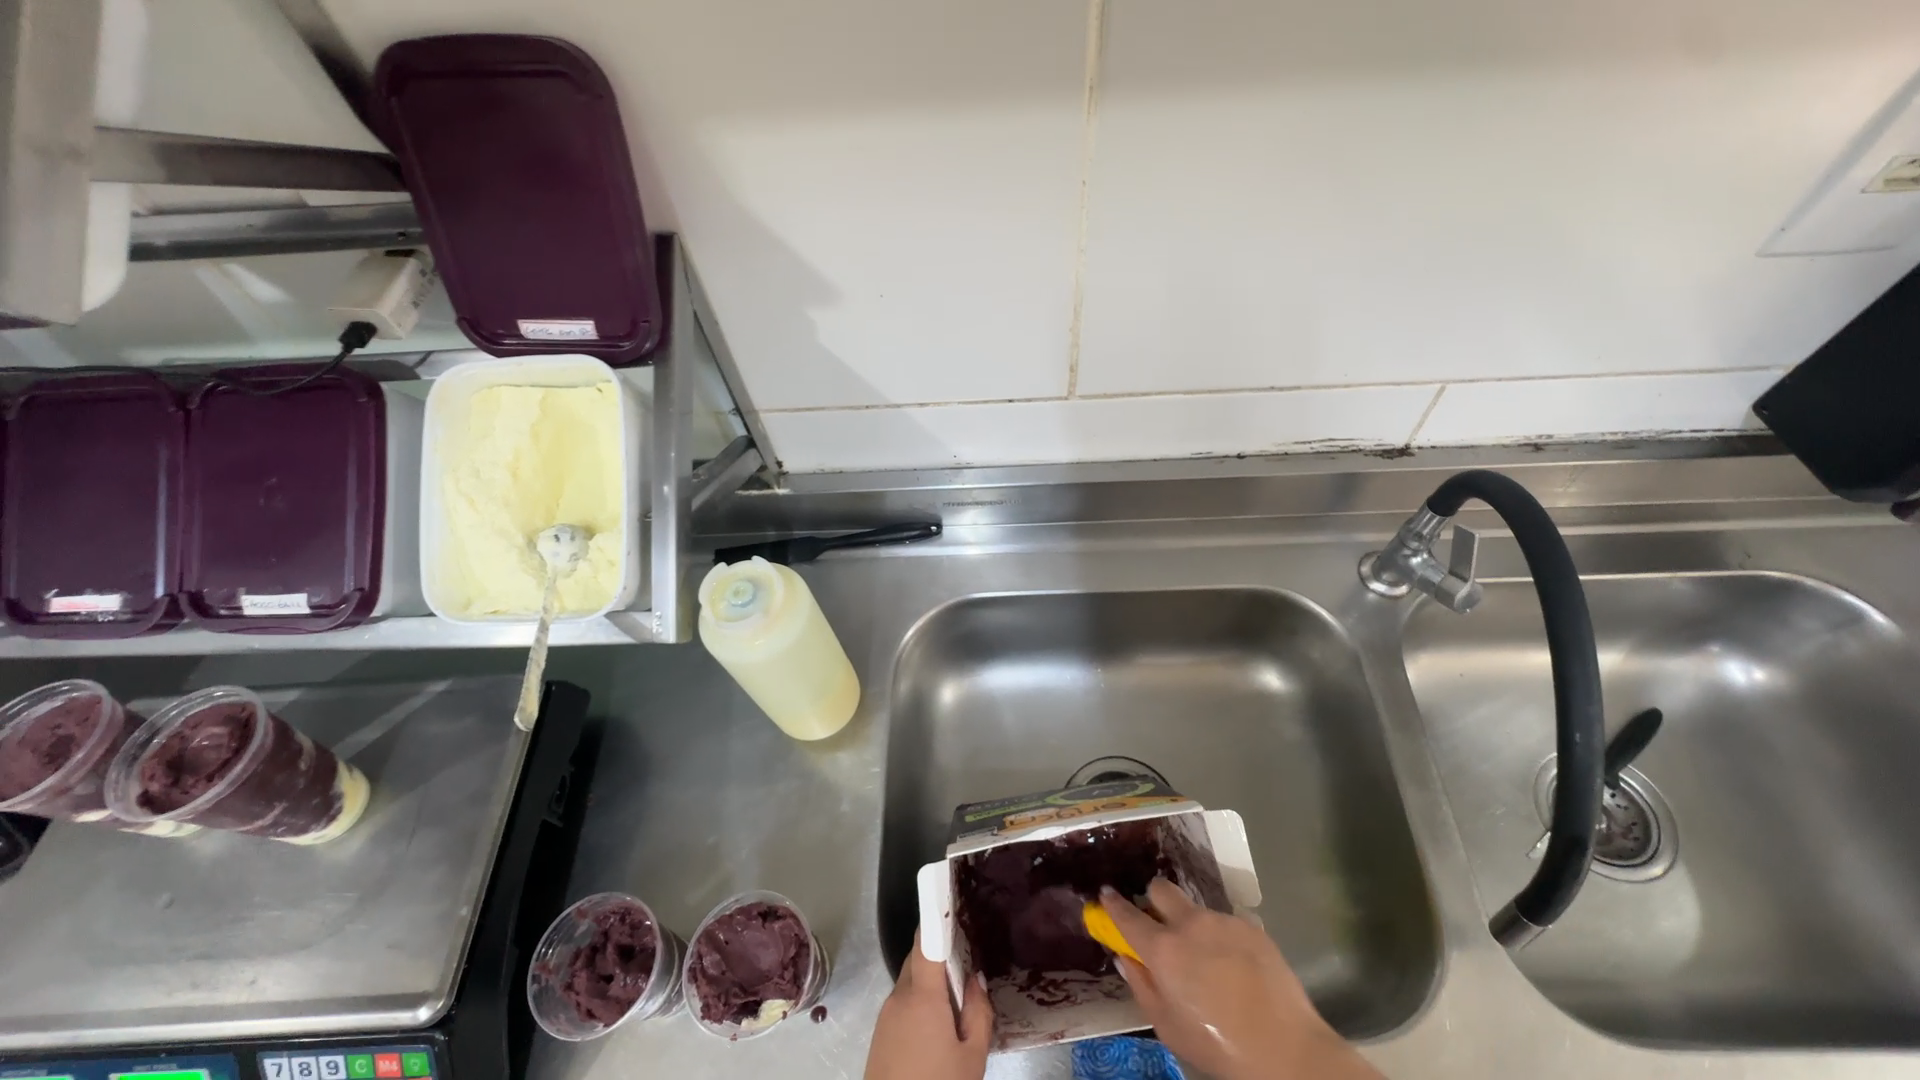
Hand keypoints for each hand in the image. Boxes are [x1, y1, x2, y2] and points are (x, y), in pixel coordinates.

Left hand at [864, 929, 993, 1079]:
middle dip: (939, 956)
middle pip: (917, 960)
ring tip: (957, 999)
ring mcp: (885, 1016)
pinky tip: (937, 1025)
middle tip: (967, 962)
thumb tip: (976, 979)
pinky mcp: (880, 1034)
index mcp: (922, 996)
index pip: (925, 942)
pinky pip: (902, 1004)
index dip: (939, 923)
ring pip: (909, 983)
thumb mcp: (973, 1056)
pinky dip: (918, 1002)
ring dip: (930, 982)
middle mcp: (898, 998)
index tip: (957, 913)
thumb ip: (979, 1013)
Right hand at [1101, 880, 1381, 1079]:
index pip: (1126, 914)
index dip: (1112, 903)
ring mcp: (1224, 922)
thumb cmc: (1217, 1045)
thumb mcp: (1166, 1025)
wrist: (1286, 1049)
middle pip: (1161, 888)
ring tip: (1207, 959)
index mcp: (1162, 949)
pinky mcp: (1252, 928)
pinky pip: (1225, 923)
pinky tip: (1234, 967)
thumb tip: (1124, 956)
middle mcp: (1190, 924)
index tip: (1105, 895)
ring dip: (1191, 924)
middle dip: (1153, 900)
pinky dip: (1221, 938)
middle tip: (1160, 926)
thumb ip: (1140, 984)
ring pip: (1196, 908)